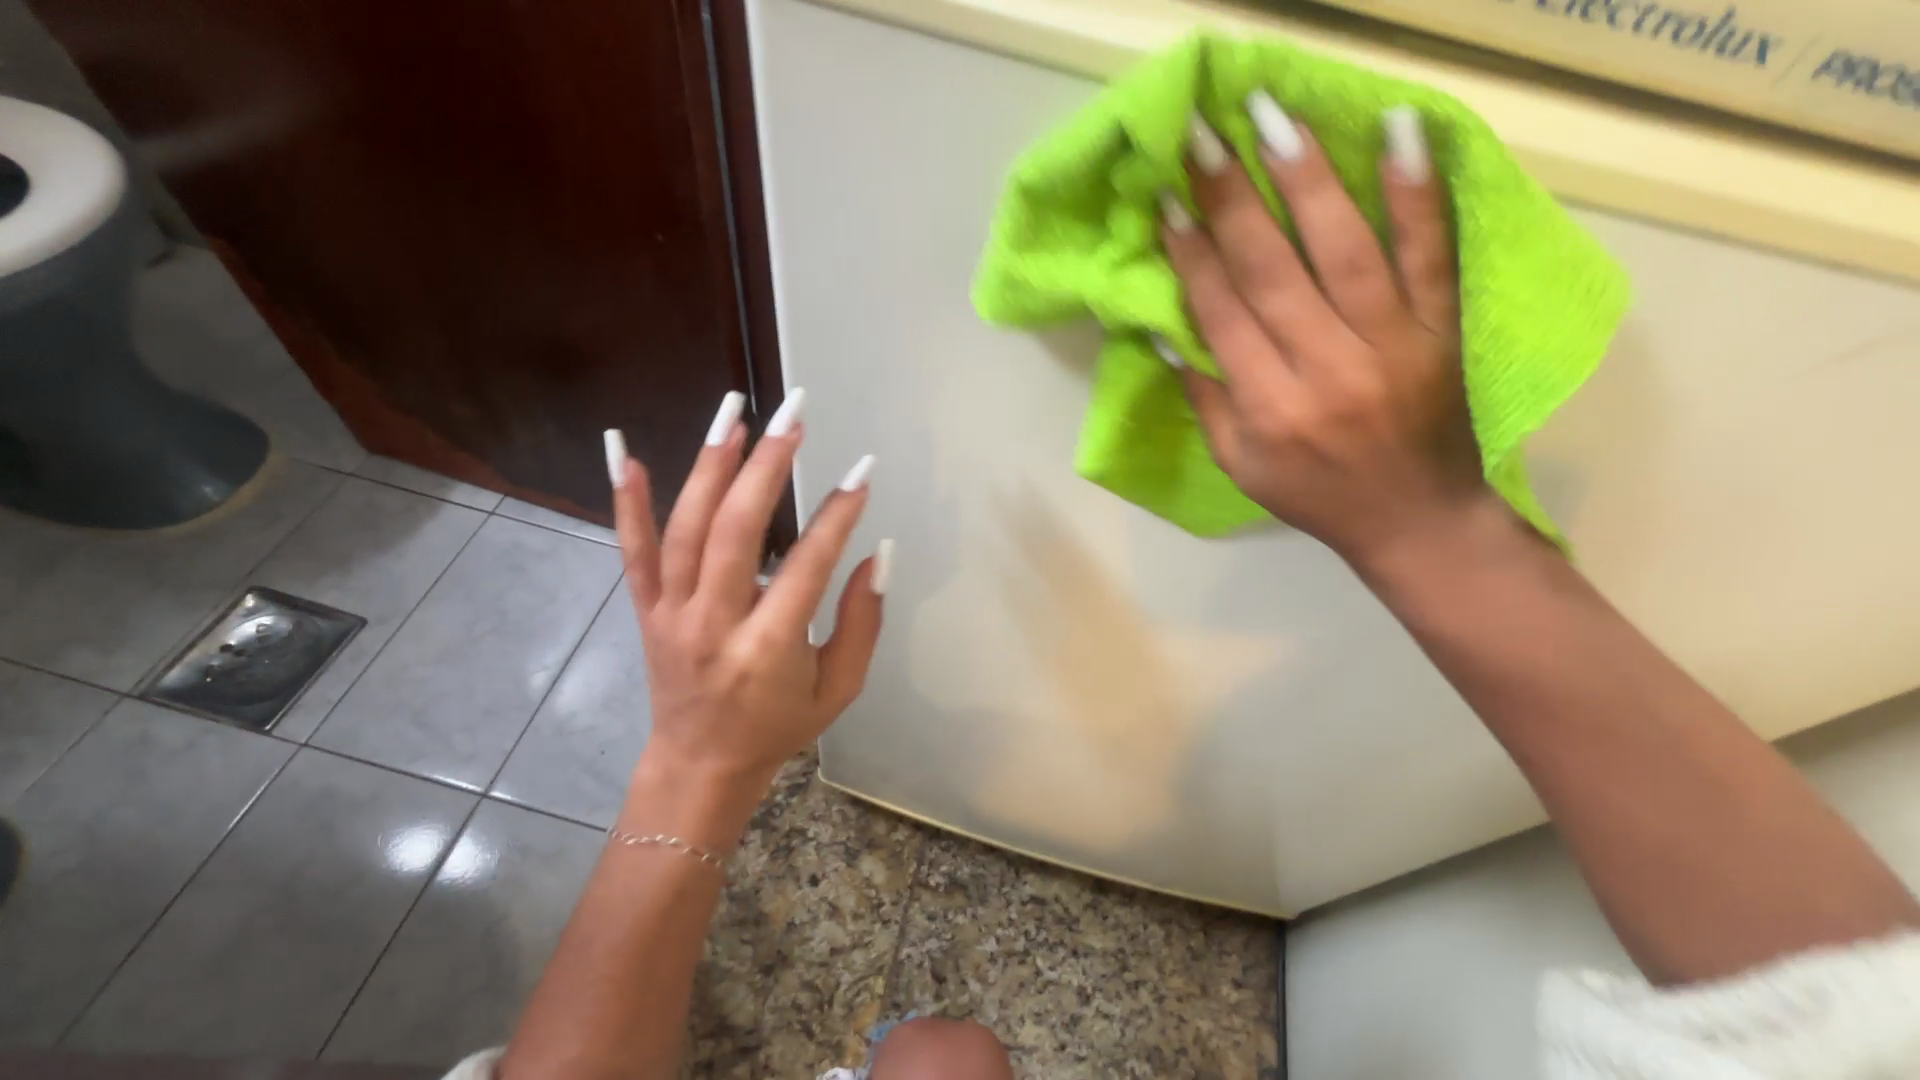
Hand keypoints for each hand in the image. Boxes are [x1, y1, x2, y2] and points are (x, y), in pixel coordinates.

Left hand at [605, 390, 888, 836]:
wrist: (699, 765)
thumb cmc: (777, 727)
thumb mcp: (838, 689)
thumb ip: (862, 623)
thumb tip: (879, 555)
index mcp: (767, 648)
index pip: (806, 566)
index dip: (837, 516)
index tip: (862, 473)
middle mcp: (713, 623)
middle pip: (736, 531)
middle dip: (767, 467)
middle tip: (794, 415)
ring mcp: (671, 613)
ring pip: (686, 528)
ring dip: (710, 465)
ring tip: (735, 413)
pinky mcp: (645, 609)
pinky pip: (633, 552)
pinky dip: (627, 502)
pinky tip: (624, 454)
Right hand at [1160, 99, 1493, 565]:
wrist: (1417, 519)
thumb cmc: (1315, 495)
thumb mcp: (1241, 464)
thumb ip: (1204, 398)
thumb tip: (1166, 330)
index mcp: (1272, 407)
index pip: (1223, 313)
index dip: (1190, 253)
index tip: (1165, 199)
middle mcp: (1328, 368)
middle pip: (1272, 270)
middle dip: (1230, 199)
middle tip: (1202, 137)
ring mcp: (1392, 343)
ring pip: (1344, 248)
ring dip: (1307, 179)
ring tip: (1273, 120)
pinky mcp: (1440, 329)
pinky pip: (1430, 254)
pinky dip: (1418, 193)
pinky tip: (1400, 133)